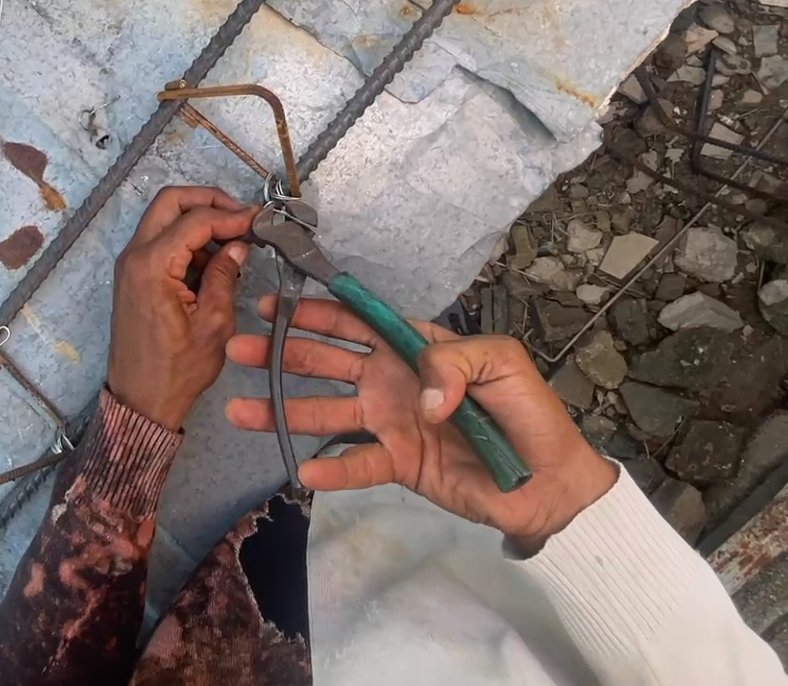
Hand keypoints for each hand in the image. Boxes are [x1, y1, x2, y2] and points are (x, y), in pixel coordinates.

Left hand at [108, 186, 256, 430]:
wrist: (140, 399)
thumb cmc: (177, 370)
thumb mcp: (214, 324)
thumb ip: (225, 275)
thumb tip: (238, 244)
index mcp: (152, 266)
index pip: (195, 220)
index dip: (230, 215)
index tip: (258, 221)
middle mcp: (134, 255)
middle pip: (170, 201)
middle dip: (208, 200)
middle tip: (241, 215)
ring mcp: (129, 263)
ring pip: (163, 216)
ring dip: (197, 219)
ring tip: (233, 240)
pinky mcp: (133, 274)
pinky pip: (160, 239)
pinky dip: (186, 239)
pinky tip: (214, 259)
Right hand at [225, 297, 616, 549]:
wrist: (549, 480)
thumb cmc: (526, 410)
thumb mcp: (500, 361)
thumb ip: (453, 362)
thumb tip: (415, 400)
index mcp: (409, 346)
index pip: (352, 322)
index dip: (312, 313)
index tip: (272, 307)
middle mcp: (387, 379)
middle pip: (324, 362)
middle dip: (280, 353)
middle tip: (238, 348)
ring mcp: (387, 422)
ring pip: (324, 411)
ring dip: (282, 410)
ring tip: (239, 411)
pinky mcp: (396, 463)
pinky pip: (356, 464)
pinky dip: (330, 470)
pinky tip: (301, 470)